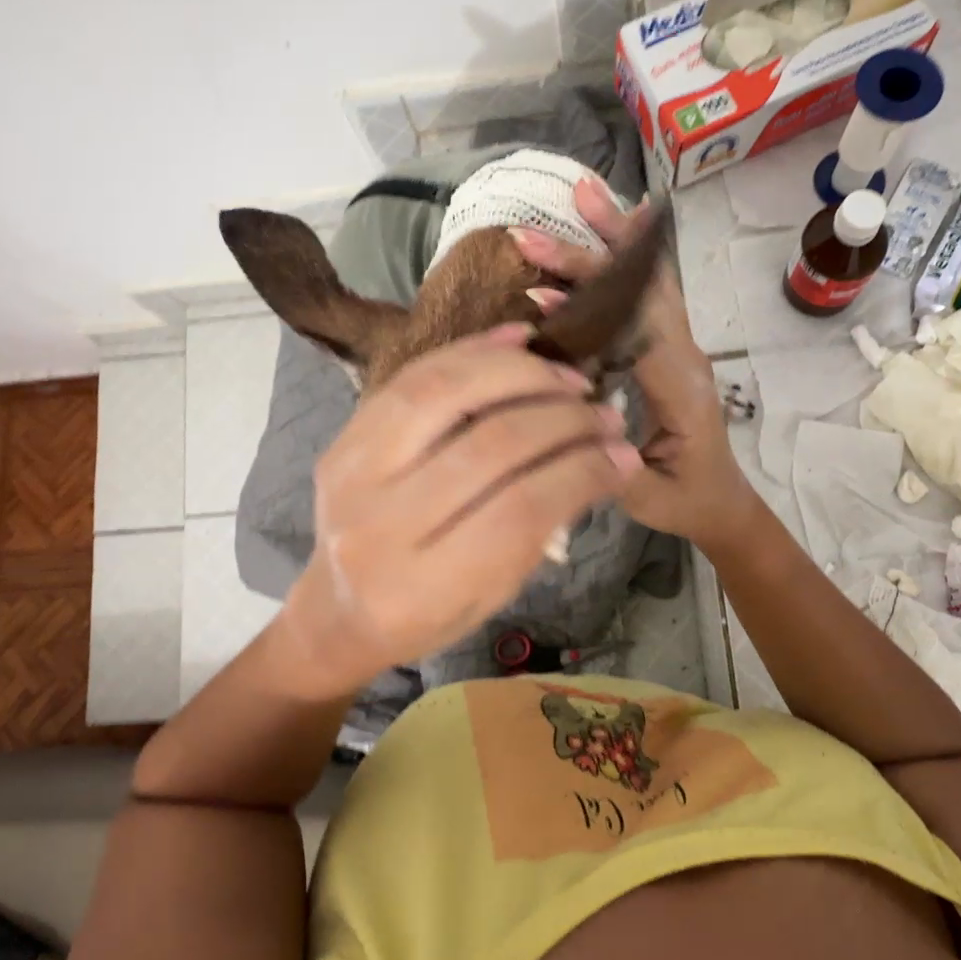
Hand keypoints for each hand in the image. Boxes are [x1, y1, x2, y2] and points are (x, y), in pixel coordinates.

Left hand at [277, 325, 642, 696]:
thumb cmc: (426, 617)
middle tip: (604, 412)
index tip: (623, 453)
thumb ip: (543, 529)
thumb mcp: (493, 595)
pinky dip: (473, 351)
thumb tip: (610, 457)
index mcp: (421, 587)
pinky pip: (413, 376)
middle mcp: (379, 525)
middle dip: (562, 420)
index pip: (520, 510)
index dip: (582, 471)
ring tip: (568, 376)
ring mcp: (351, 473)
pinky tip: (521, 342)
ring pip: (445, 393)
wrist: (338, 611)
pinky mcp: (343, 438)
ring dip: (520, 373)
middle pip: (488, 446)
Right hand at [512, 179, 759, 548]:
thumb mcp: (647, 496)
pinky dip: (625, 258)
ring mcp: (678, 346)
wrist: (723, 501)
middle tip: (541, 223)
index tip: (543, 285)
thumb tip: (565, 416)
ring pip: (650, 280)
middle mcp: (683, 355)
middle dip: (596, 251)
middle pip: (644, 287)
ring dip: (614, 238)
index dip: (591, 301)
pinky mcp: (666, 348)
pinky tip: (609, 228)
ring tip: (583, 194)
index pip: (636, 327)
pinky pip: (647, 295)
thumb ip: (610, 462)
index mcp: (679, 387)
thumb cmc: (686, 499)